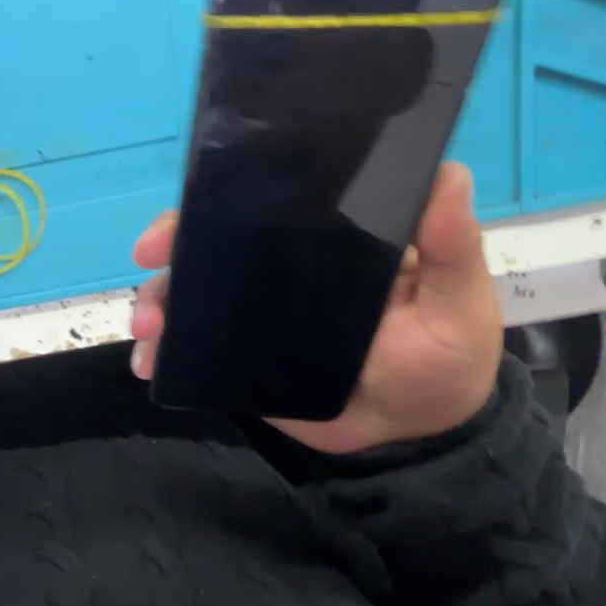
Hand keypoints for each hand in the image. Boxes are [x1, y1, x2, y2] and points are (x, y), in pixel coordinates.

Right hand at [128, 163, 502, 454]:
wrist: (419, 433)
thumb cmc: (445, 354)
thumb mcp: (457, 296)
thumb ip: (449, 244)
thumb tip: (450, 172)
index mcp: (323, 242)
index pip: (263, 210)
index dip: (216, 206)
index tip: (182, 218)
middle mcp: (280, 273)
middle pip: (210, 251)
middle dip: (169, 258)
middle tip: (148, 271)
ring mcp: (254, 319)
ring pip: (190, 301)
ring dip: (156, 307)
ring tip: (148, 335)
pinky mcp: (240, 364)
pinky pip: (193, 354)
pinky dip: (163, 355)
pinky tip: (149, 366)